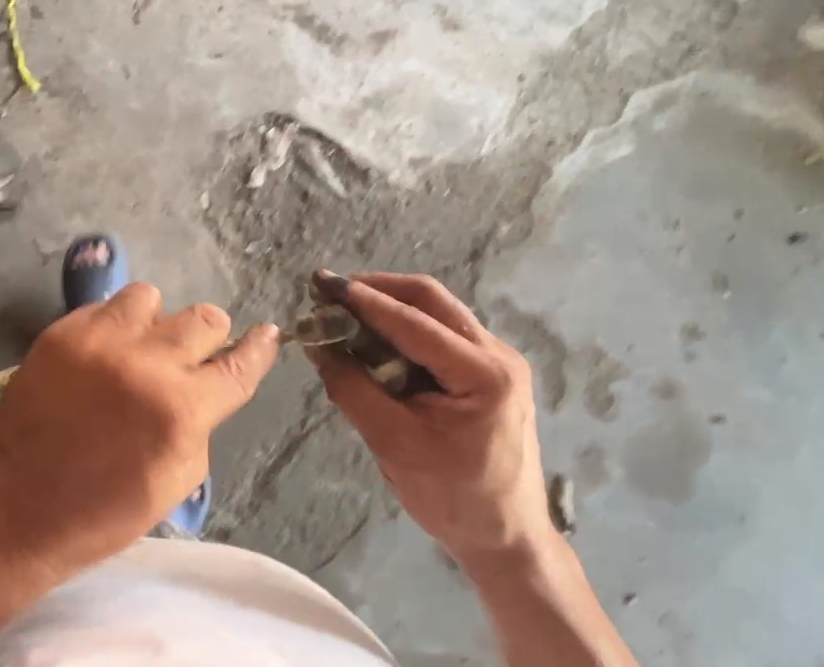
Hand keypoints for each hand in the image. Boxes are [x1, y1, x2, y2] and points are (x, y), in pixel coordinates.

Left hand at [0, 283, 279, 571]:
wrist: (22, 506)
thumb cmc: (106, 509)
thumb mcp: (177, 479)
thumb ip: (200, 422)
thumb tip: (207, 384)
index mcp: (181, 409)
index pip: (238, 365)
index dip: (260, 348)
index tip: (269, 334)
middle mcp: (146, 363)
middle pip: (203, 318)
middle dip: (206, 336)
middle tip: (189, 356)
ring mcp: (100, 341)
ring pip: (150, 297)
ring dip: (154, 321)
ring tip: (138, 348)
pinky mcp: (62, 332)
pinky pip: (103, 307)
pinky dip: (111, 326)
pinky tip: (100, 356)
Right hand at [308, 272, 553, 565]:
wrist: (507, 540)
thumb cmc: (452, 498)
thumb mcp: (393, 444)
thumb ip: (352, 388)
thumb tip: (317, 344)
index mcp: (484, 375)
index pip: (413, 321)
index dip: (363, 299)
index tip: (321, 284)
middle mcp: (498, 355)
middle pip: (430, 299)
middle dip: (376, 289)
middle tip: (330, 292)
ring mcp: (497, 360)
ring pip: (436, 311)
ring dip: (388, 305)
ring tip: (344, 311)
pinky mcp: (488, 371)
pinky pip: (440, 332)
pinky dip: (403, 326)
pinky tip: (373, 338)